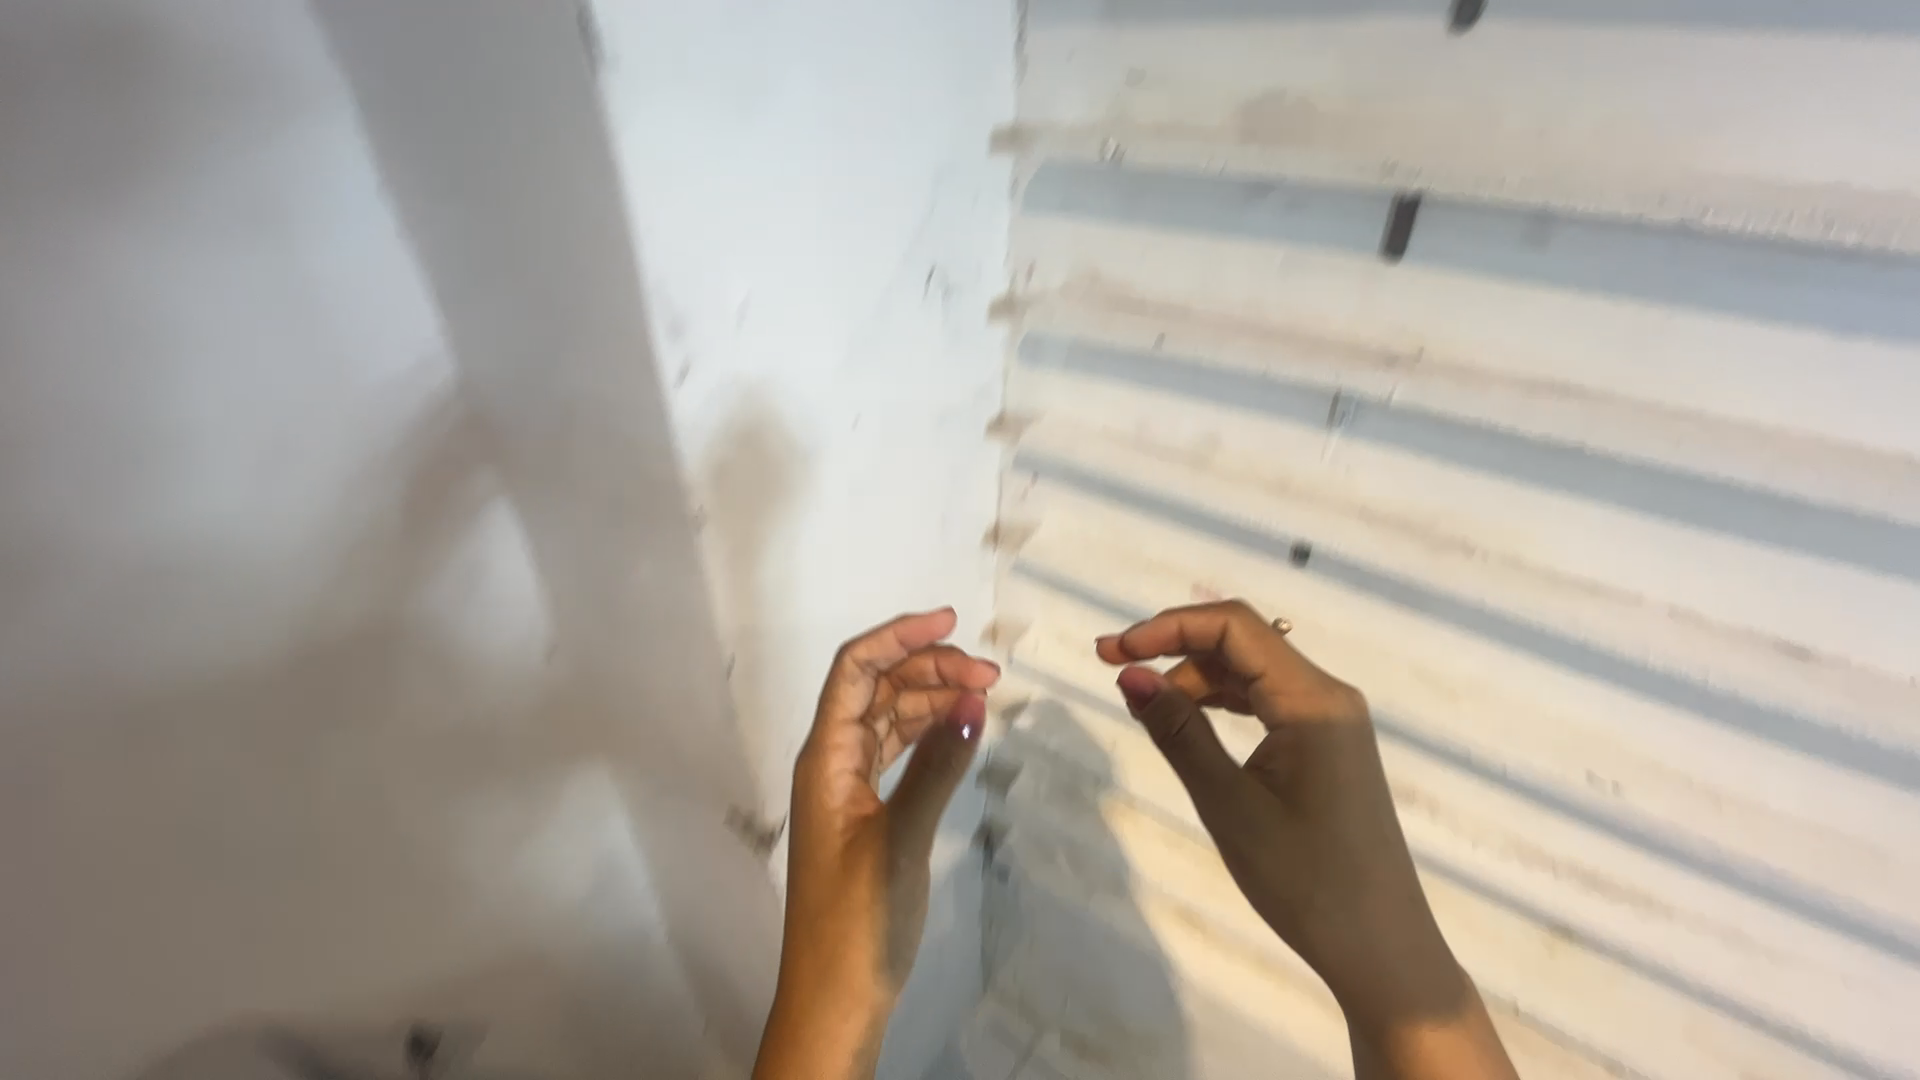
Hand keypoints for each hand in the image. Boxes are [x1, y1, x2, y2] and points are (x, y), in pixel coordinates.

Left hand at [754, 608, 999, 1079]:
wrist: (837, 1001)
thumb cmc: (858, 920)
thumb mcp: (901, 838)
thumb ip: (937, 766)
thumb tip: (973, 700)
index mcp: (825, 756)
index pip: (854, 669)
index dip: (898, 636)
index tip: (951, 621)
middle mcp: (833, 760)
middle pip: (877, 687)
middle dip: (929, 667)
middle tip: (989, 675)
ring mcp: (850, 785)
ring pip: (891, 717)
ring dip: (933, 697)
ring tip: (984, 694)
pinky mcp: (870, 810)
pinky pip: (899, 751)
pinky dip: (930, 733)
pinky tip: (960, 729)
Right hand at [1097, 601, 1515, 1079]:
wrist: (1383, 956)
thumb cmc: (1306, 881)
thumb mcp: (1228, 804)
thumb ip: (1178, 732)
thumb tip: (1129, 675)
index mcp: (1312, 700)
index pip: (1234, 626)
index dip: (1167, 626)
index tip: (1113, 652)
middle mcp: (1326, 696)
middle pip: (1241, 641)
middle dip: (1173, 644)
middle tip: (1111, 665)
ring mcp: (1328, 720)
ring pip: (1248, 671)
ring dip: (1191, 675)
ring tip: (1141, 702)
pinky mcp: (1323, 745)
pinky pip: (1262, 701)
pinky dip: (1216, 702)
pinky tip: (1184, 722)